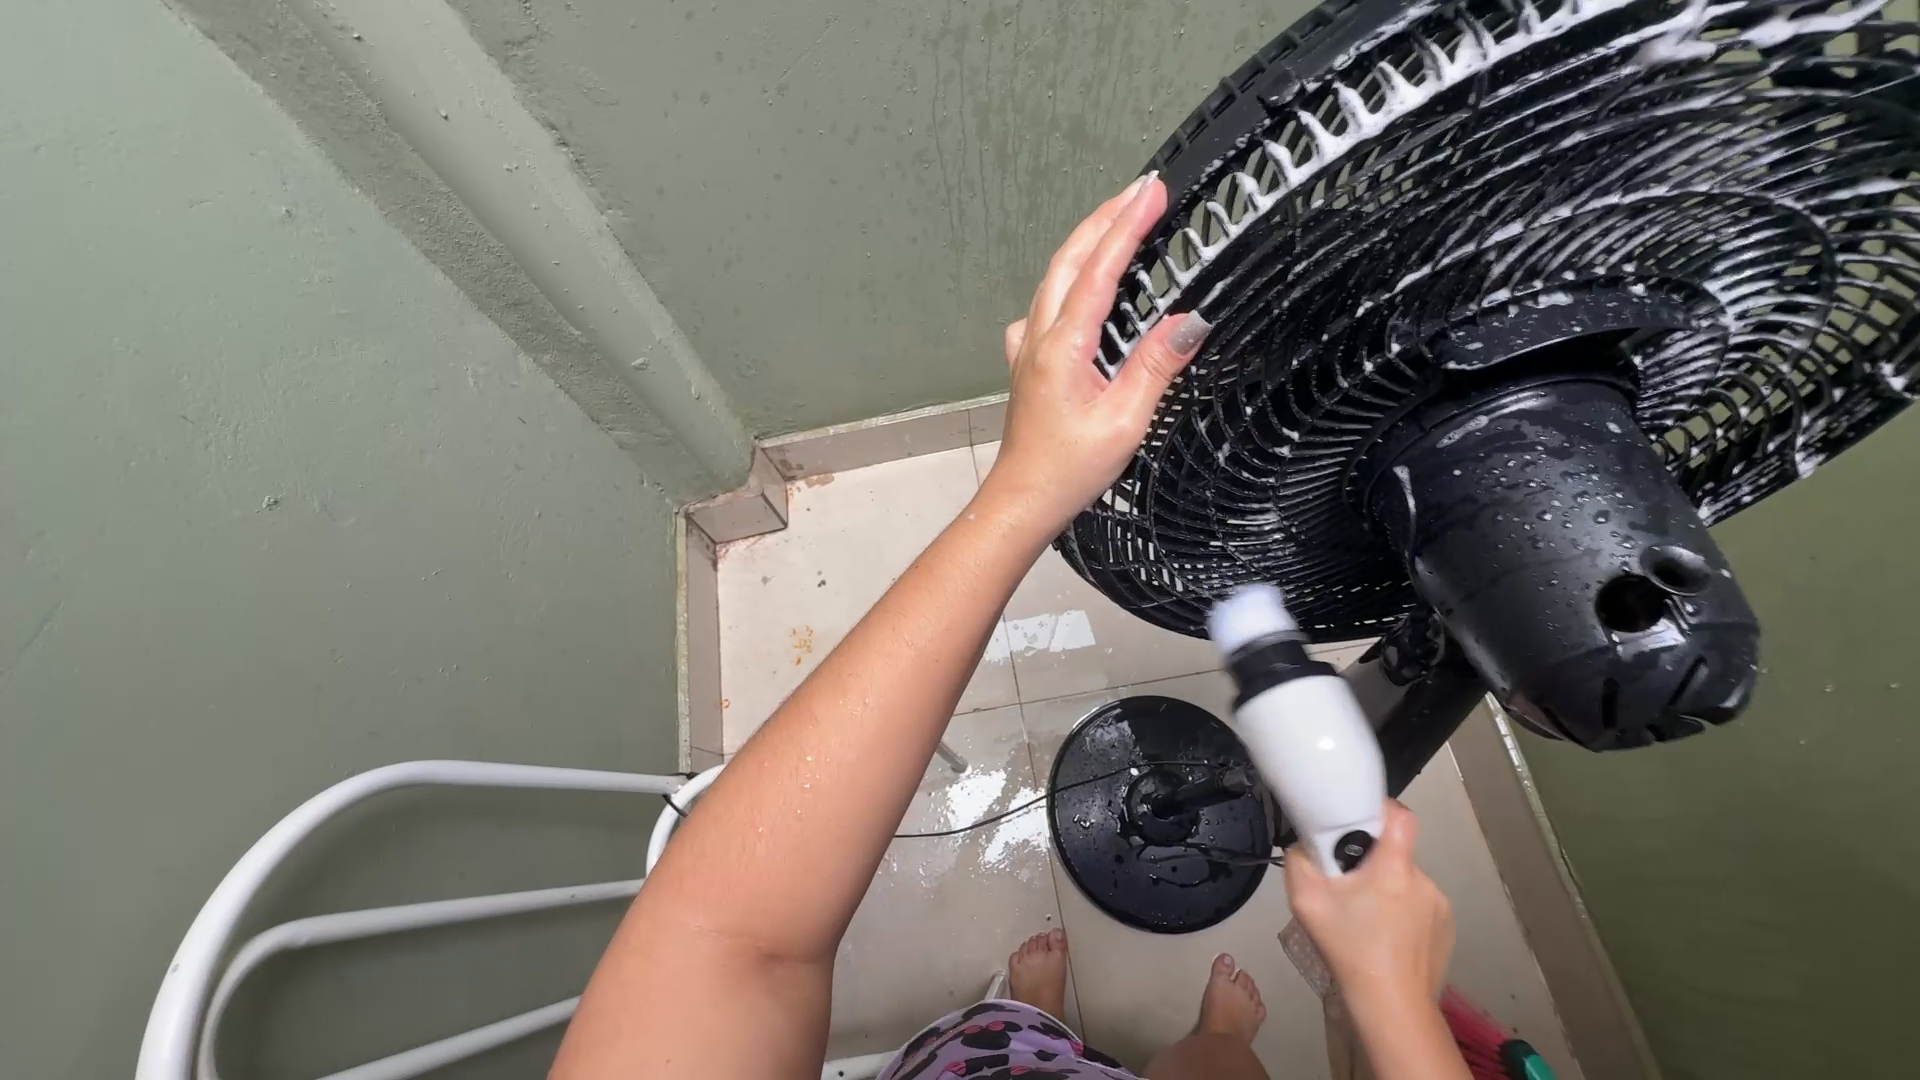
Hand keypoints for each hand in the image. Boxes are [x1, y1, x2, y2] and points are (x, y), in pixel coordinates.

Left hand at [983, 175, 1212, 533]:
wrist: (1023, 499)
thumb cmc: (1068, 469)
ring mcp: (1027, 350)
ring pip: (1052, 280)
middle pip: (1067, 262)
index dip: (1127, 227)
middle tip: (1140, 192)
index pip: (1098, 271)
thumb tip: (1190, 320)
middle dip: (1103, 220)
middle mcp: (1038, 339)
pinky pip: (1044, 308)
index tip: (1153, 191)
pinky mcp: (1027, 365)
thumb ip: (1154, 366)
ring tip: (1117, 222)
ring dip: (1084, 245)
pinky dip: (1066, 282)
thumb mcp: (1124, 421)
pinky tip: (1074, 292)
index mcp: (1062, 348)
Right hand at [1285, 801, 1453, 1013]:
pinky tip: (1386, 935)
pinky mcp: (1447, 928)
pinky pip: (1419, 903)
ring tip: (1365, 915)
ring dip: (1386, 887)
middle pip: (1395, 851)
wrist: (1391, 1006)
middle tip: (1347, 883)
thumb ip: (1299, 859)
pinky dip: (1402, 909)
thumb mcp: (1304, 899)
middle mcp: (1423, 880)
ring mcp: (1440, 906)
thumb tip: (1307, 845)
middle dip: (1371, 860)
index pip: (1399, 815)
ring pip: (1405, 879)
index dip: (1379, 808)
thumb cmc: (1349, 947)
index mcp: (1393, 867)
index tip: (1355, 819)